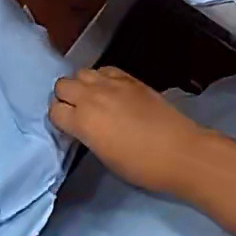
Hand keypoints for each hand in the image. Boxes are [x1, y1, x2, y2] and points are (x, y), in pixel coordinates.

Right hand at [49, 66, 212, 195]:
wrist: (180, 152)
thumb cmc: (142, 166)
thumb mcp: (104, 156)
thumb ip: (86, 135)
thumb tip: (82, 127)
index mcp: (83, 121)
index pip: (54, 110)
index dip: (59, 119)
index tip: (69, 127)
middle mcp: (91, 97)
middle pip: (62, 85)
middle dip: (65, 98)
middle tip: (78, 111)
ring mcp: (111, 83)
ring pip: (81, 72)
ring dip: (82, 85)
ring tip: (93, 98)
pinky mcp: (129, 78)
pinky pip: (104, 70)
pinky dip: (102, 78)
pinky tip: (111, 91)